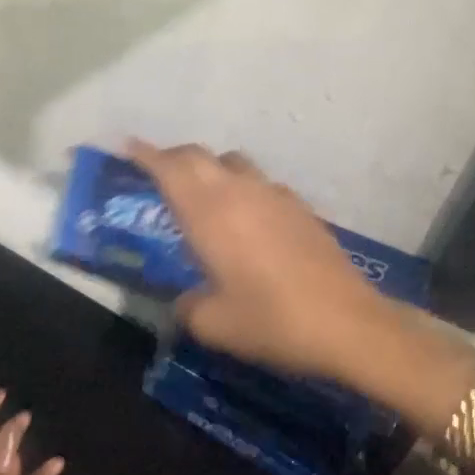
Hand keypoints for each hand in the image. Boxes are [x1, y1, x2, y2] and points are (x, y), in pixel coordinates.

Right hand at [127, 140, 393, 379]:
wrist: (351, 327)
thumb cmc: (272, 320)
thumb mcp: (213, 324)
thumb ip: (187, 307)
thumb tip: (183, 302)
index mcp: (207, 211)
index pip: (166, 167)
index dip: (141, 153)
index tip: (124, 147)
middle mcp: (237, 191)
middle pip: (196, 155)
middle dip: (171, 158)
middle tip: (155, 175)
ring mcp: (273, 195)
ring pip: (231, 162)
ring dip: (209, 168)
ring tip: (202, 194)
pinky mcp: (301, 208)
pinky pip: (261, 184)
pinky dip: (244, 189)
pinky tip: (249, 219)